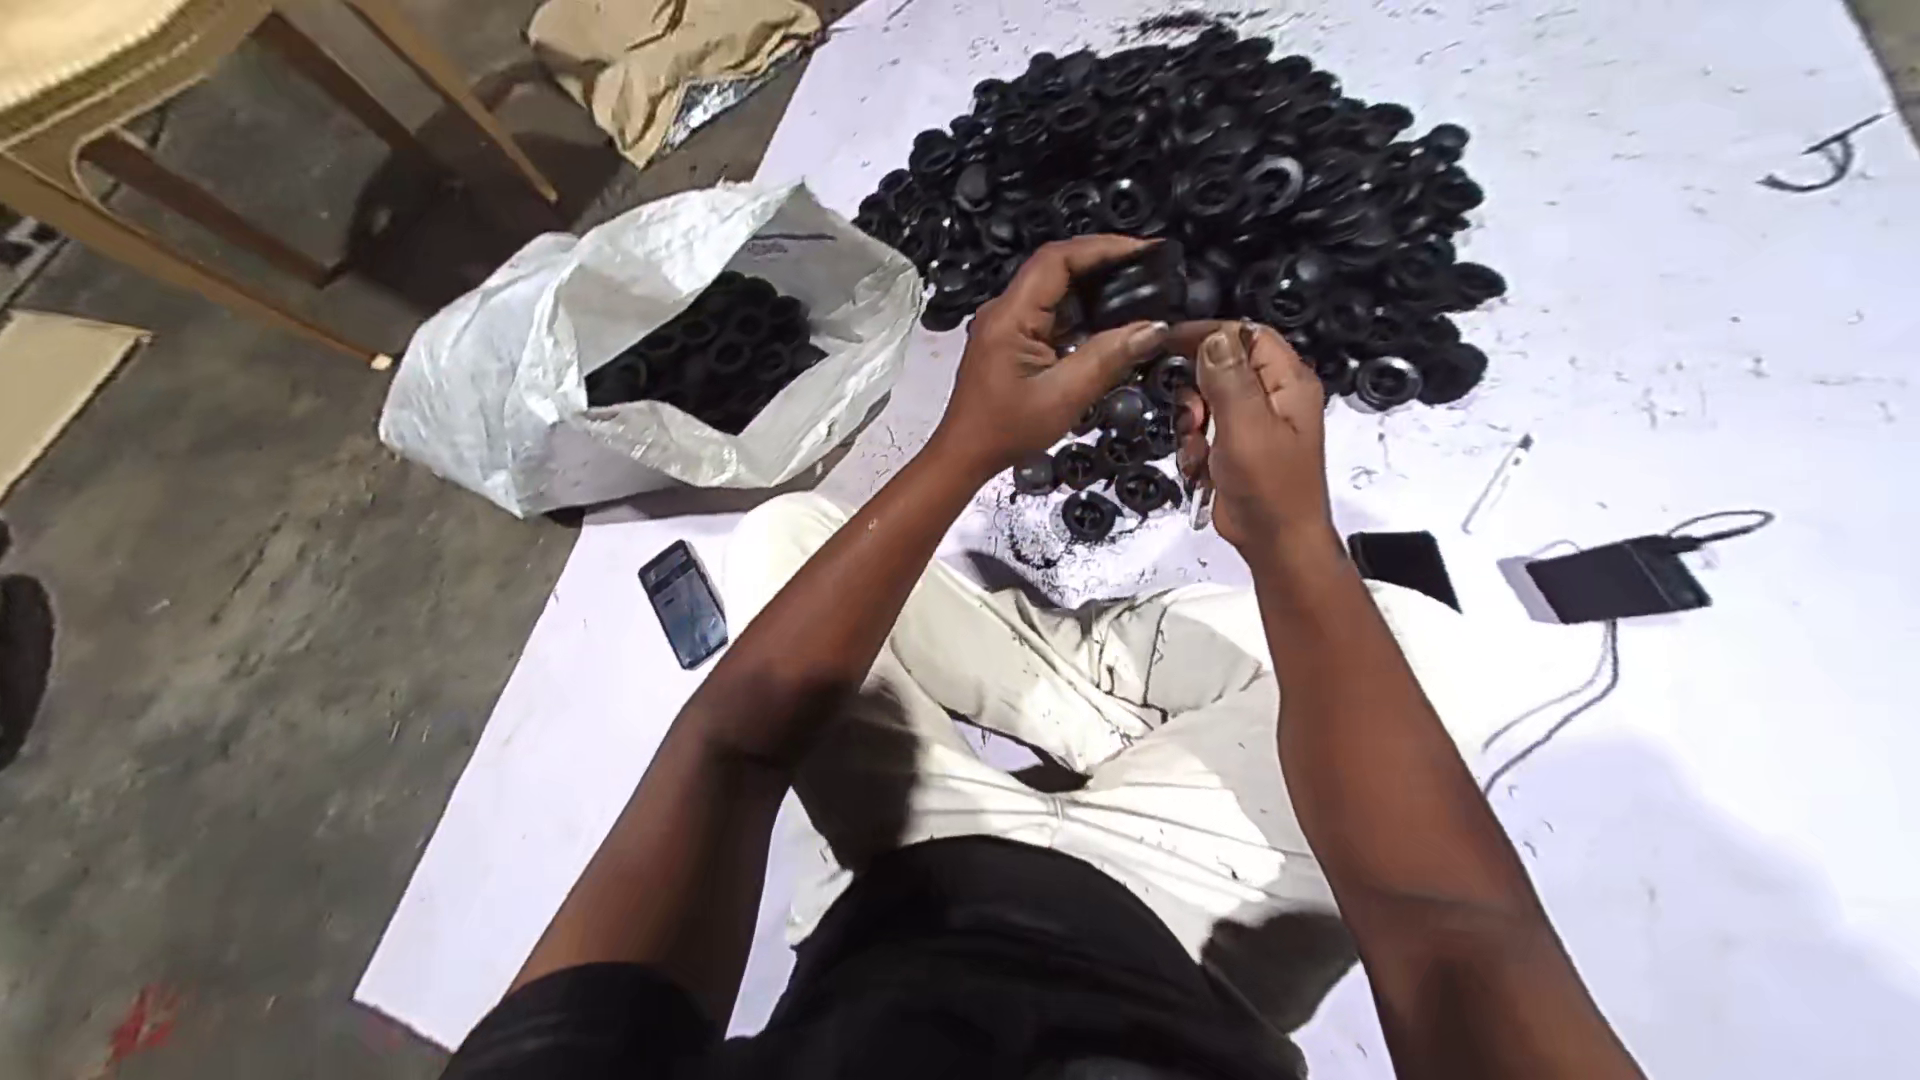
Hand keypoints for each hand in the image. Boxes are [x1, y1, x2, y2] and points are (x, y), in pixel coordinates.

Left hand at [925, 236, 1170, 478]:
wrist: (966, 455)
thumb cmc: (1001, 432)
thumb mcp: (1064, 397)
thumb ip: (1109, 357)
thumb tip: (1152, 329)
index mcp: (1009, 317)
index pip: (1057, 259)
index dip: (1103, 247)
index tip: (1142, 251)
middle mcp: (1003, 313)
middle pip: (1058, 271)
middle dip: (1105, 268)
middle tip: (1147, 273)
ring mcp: (1006, 327)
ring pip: (1056, 294)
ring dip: (1095, 296)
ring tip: (1137, 299)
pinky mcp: (1011, 343)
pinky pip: (1050, 318)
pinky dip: (1081, 320)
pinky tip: (1107, 330)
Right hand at [1170, 321, 1333, 553]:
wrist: (1273, 539)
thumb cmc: (1273, 489)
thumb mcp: (1247, 427)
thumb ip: (1229, 379)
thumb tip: (1214, 337)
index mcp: (1287, 384)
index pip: (1246, 336)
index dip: (1209, 335)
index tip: (1170, 342)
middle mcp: (1271, 398)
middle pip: (1219, 368)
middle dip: (1196, 392)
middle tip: (1194, 418)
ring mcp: (1251, 423)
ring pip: (1204, 402)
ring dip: (1191, 425)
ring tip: (1199, 448)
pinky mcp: (1233, 447)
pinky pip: (1201, 432)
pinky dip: (1193, 447)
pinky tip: (1200, 465)